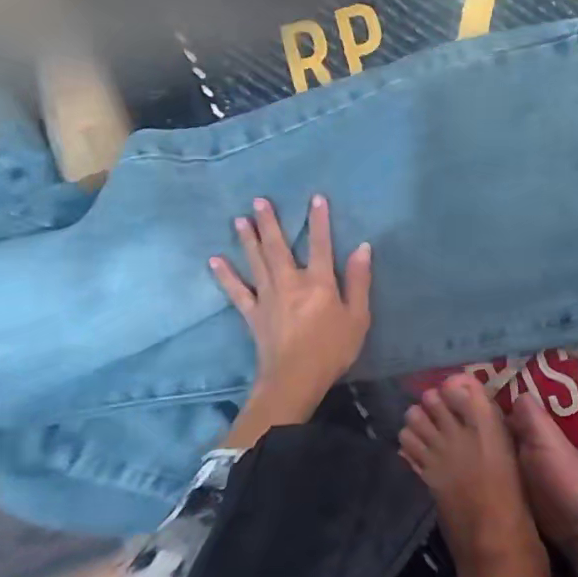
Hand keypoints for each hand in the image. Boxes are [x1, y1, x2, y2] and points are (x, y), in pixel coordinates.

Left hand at [210, 195, 371, 443]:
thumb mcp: (358, 317)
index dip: (319, 220)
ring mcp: (267, 297)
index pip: (321, 244)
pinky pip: (236, 291)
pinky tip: (215, 260)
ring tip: (239, 220)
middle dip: (269, 222)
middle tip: (258, 200)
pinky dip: (225, 275)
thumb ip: (358, 281)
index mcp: (318, 282)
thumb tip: (362, 247)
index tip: (315, 197)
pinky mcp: (252, 314)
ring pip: (255, 261)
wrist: (295, 379)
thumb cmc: (332, 349)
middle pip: (278, 247)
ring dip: (247, 239)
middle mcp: (290, 282)